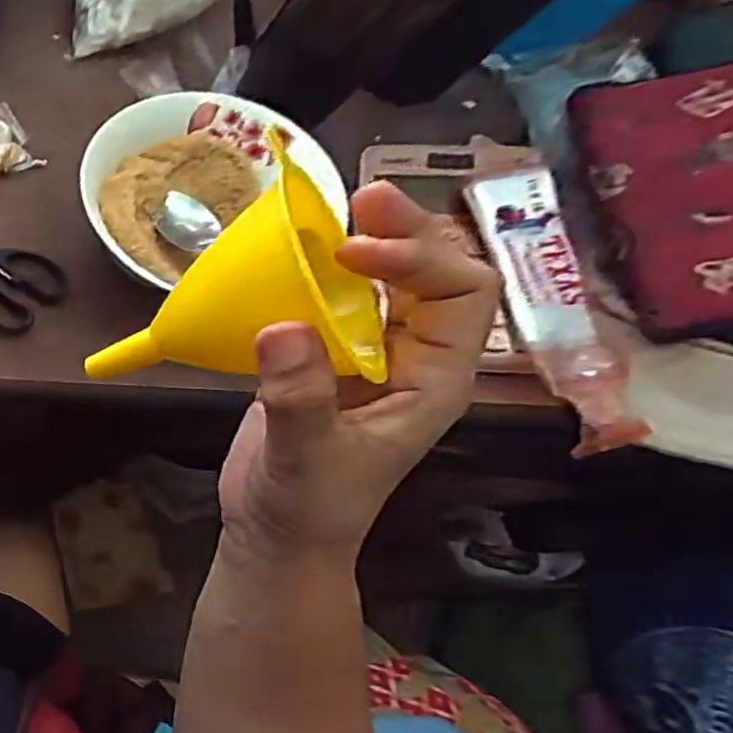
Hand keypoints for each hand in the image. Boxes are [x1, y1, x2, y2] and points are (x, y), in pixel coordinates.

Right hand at [218, 182, 501, 554]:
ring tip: (325, 220)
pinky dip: (306, 288)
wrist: (273, 534)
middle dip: (401, 235)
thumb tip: (280, 325)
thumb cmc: (307, 505)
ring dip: (355, 254)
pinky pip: (321, 315)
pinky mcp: (312, 370)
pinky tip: (283, 272)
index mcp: (432, 379)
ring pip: (374, 292)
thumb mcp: (305, 456)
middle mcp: (405, 361)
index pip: (459, 296)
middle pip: (426, 280)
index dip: (419, 261)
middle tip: (361, 198)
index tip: (356, 251)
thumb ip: (298, 396)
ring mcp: (358, 364)